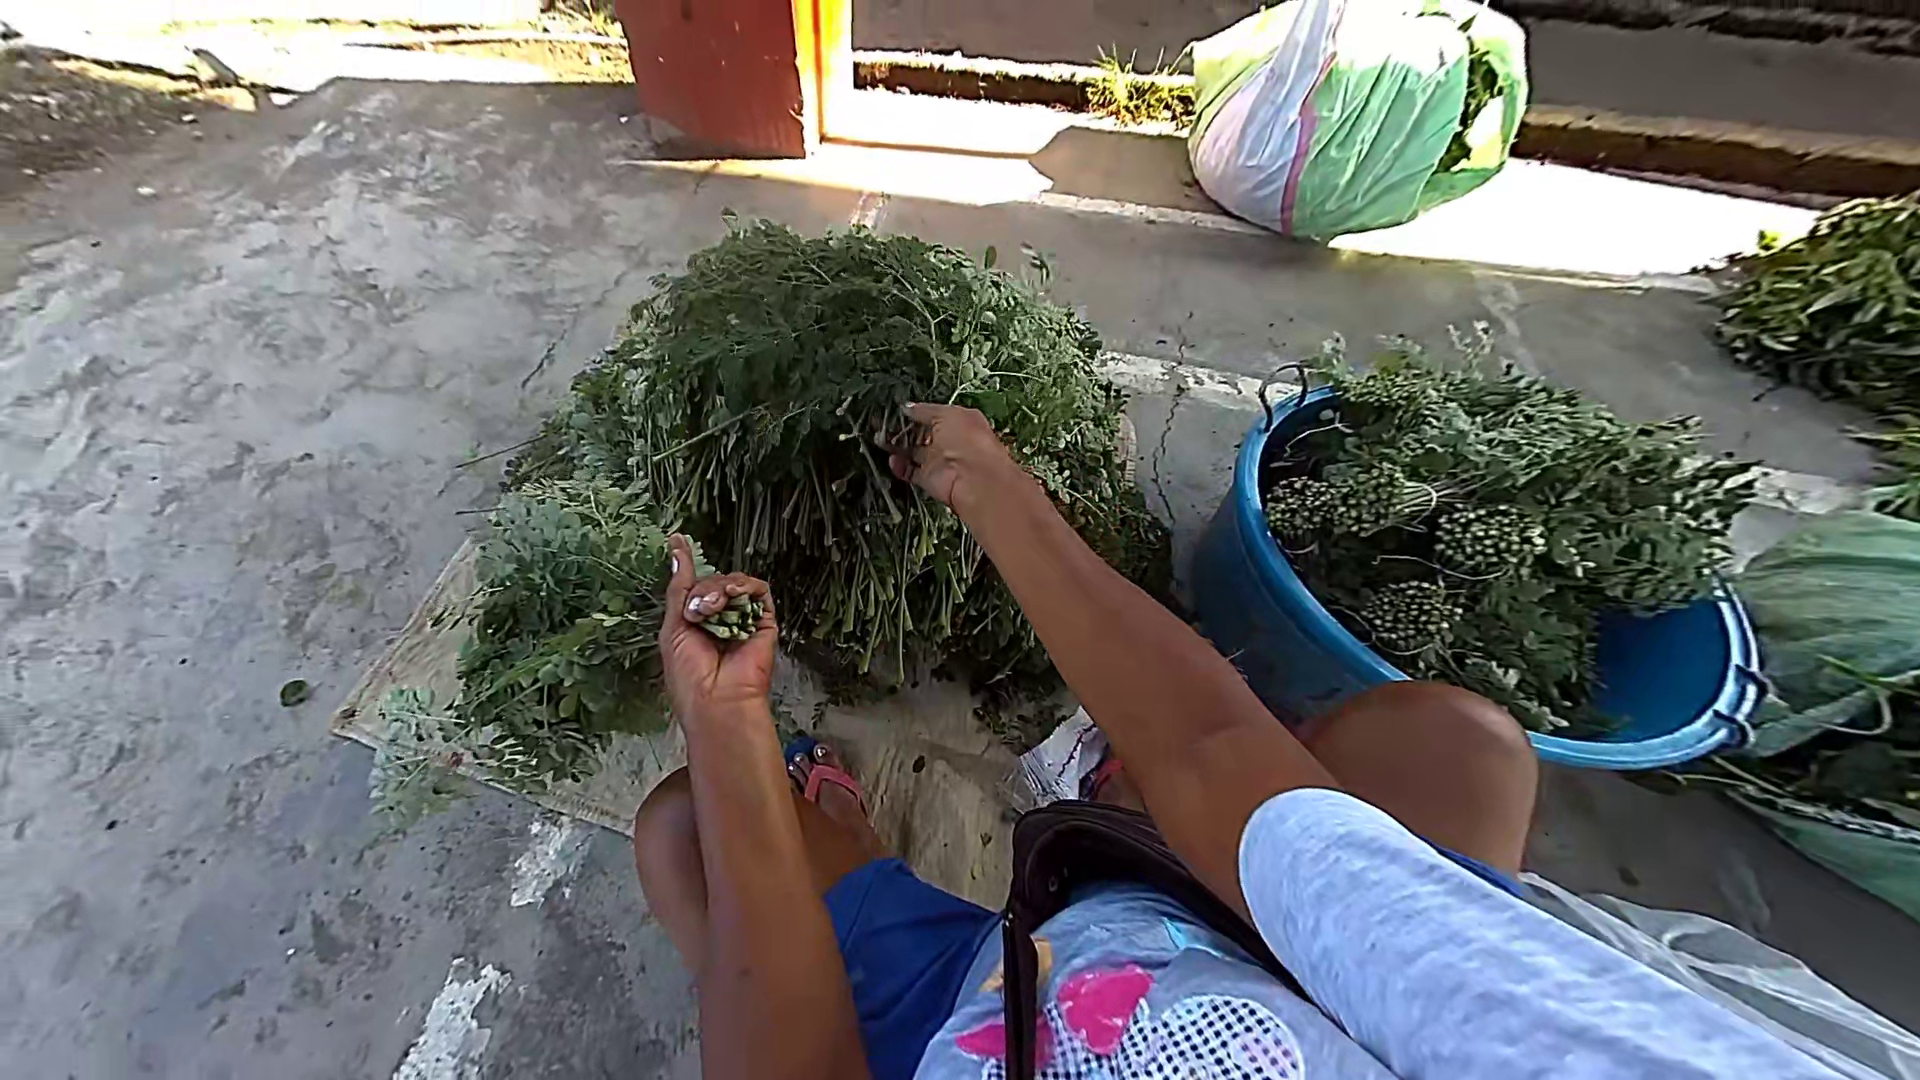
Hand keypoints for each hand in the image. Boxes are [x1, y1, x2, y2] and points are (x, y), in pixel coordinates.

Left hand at [659, 534, 777, 725]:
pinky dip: (743, 587)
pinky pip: (758, 590)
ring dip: (718, 590)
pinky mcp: (764, 619)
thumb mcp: (672, 627)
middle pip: (713, 581)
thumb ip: (679, 588)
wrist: (717, 699)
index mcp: (697, 621)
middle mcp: (722, 616)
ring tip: (708, 611)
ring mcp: (744, 617)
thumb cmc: (688, 675)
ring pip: (734, 582)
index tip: (676, 539)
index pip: (694, 584)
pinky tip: (730, 597)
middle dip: (701, 589)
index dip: (687, 561)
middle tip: (695, 612)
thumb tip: (677, 549)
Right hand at [878, 403, 1023, 511]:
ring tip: (880, 440)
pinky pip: (911, 472)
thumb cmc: (968, 441)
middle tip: (883, 425)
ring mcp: (940, 462)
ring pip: (914, 453)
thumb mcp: (947, 414)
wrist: (974, 479)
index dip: (916, 413)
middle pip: (922, 435)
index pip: (933, 416)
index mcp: (959, 423)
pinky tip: (892, 460)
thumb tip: (909, 407)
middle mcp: (949, 442)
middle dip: (903, 430)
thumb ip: (925, 410)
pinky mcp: (930, 480)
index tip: (898, 410)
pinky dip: (900, 467)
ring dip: (898, 447)